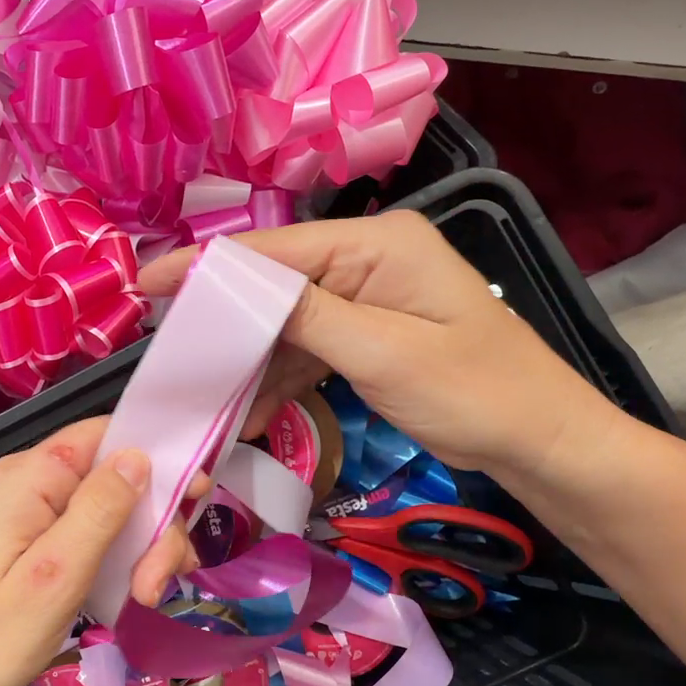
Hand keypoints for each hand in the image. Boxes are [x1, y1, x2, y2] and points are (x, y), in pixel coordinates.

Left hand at [0, 418, 197, 685]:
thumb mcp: (56, 576)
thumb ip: (99, 511)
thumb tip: (139, 455)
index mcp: (29, 476)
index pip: (105, 433)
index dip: (157, 456)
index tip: (194, 497)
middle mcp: (29, 480)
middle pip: (115, 474)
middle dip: (150, 523)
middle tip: (155, 584)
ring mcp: (30, 509)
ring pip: (110, 505)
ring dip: (139, 547)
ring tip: (143, 597)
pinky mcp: (33, 536)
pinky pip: (90, 528)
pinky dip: (118, 555)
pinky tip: (132, 590)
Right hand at [140, 210, 624, 479]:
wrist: (540, 442)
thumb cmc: (474, 391)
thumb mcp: (383, 353)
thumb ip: (305, 315)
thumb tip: (234, 290)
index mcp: (374, 244)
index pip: (271, 251)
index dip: (204, 269)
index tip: (144, 287)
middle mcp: (363, 259)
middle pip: (271, 284)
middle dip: (223, 322)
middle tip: (172, 355)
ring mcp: (363, 296)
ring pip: (282, 322)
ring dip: (248, 362)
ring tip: (207, 396)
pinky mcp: (364, 332)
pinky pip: (304, 348)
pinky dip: (278, 379)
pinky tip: (249, 412)